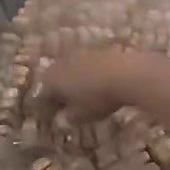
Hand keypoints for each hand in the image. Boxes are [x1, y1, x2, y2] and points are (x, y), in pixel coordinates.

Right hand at [32, 49, 148, 119]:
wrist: (127, 73)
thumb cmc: (98, 98)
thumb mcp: (81, 116)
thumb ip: (68, 118)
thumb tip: (62, 119)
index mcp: (51, 80)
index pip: (42, 96)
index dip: (46, 109)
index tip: (52, 119)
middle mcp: (60, 63)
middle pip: (54, 80)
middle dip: (58, 93)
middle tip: (65, 107)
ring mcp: (79, 53)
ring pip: (70, 70)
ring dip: (73, 82)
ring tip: (83, 95)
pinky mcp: (96, 49)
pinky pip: (85, 65)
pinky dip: (88, 75)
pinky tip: (97, 83)